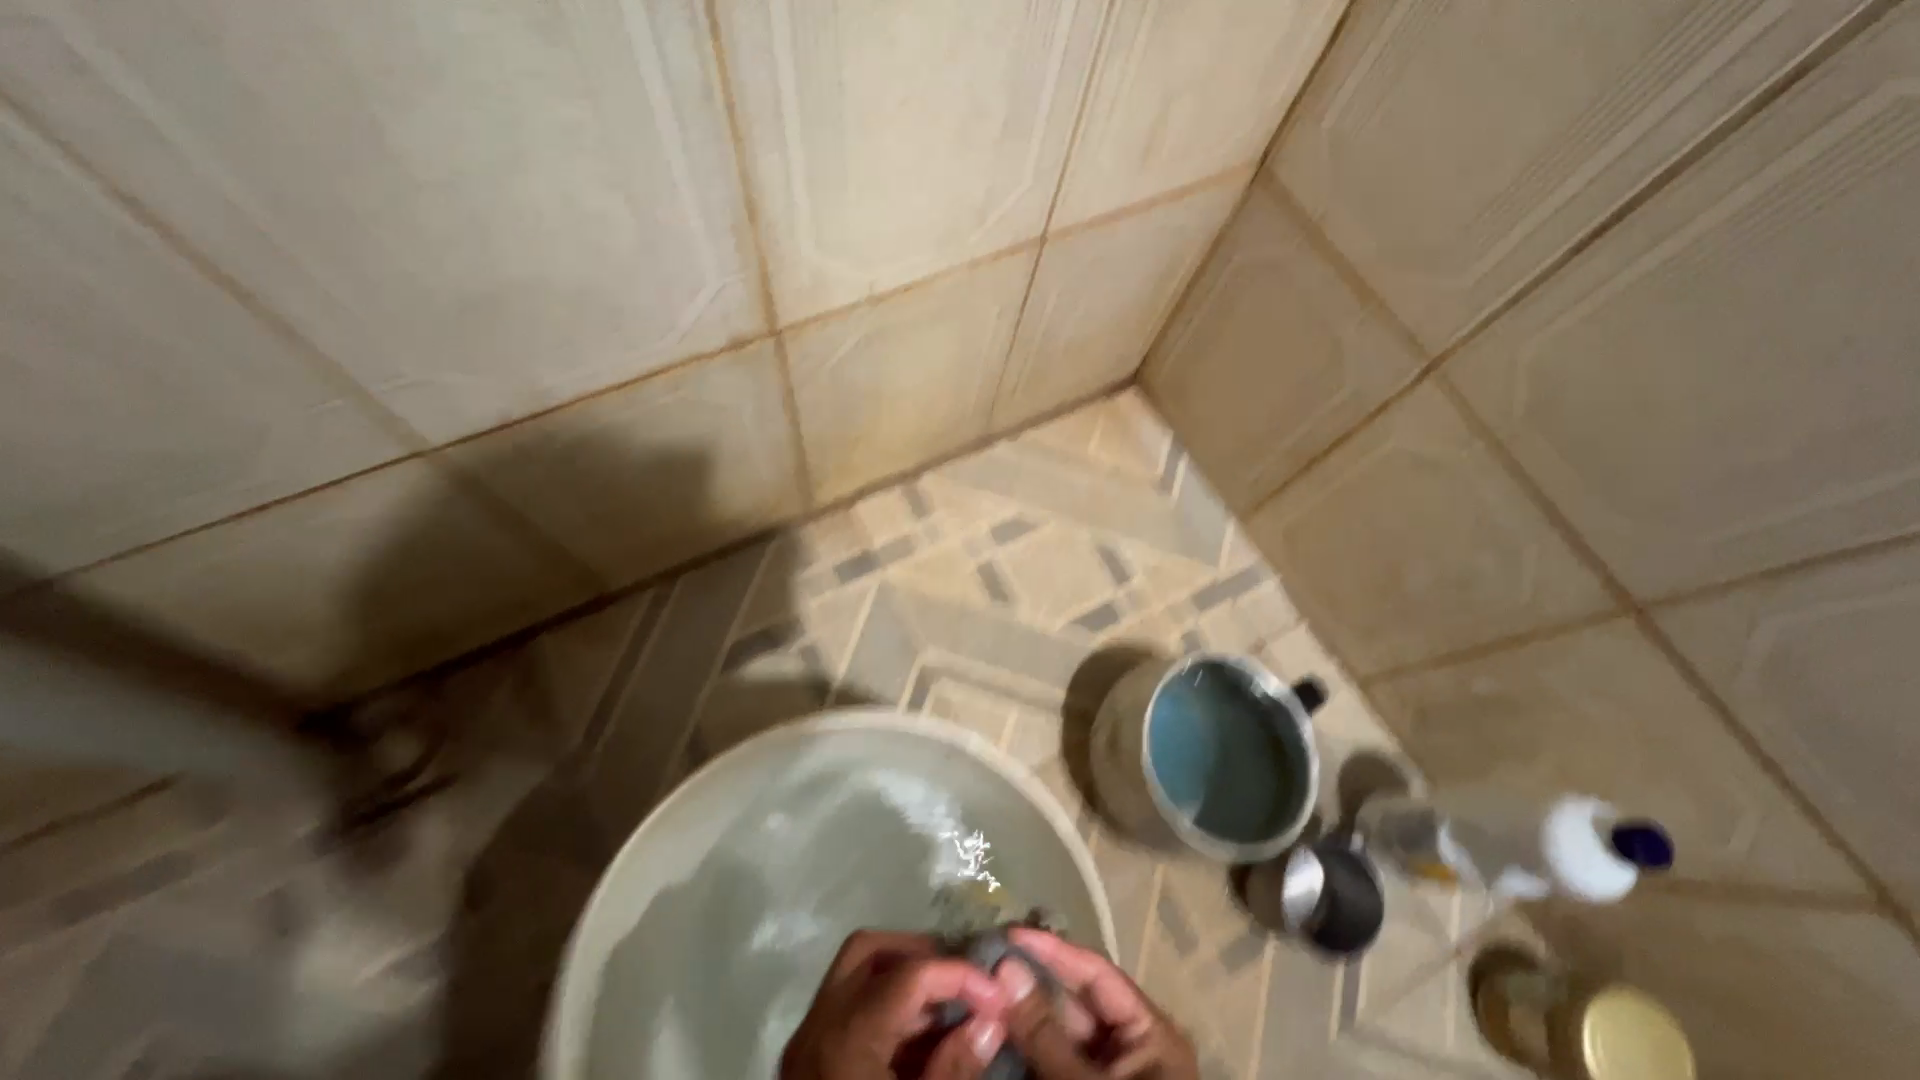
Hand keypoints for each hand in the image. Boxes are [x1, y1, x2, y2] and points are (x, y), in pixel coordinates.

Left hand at [781, 930, 1008, 1079]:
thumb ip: (956, 1069)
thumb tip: (988, 1022)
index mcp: (846, 1042)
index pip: (907, 974)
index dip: (959, 974)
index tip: (998, 995)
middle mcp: (816, 1028)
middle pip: (868, 953)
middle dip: (923, 955)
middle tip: (967, 982)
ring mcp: (806, 1043)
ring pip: (854, 975)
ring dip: (905, 977)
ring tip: (952, 1006)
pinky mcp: (806, 1061)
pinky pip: (846, 1007)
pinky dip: (886, 1005)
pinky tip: (924, 1034)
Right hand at [997, 929, 1198, 1079]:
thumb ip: (1043, 1030)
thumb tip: (1006, 965)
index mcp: (1150, 1034)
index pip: (1097, 974)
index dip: (1053, 951)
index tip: (1007, 934)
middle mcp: (1131, 1047)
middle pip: (1075, 1002)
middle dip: (1029, 984)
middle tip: (981, 964)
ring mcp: (1107, 1075)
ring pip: (1058, 1033)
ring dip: (1021, 1017)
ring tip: (978, 992)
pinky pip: (1051, 1062)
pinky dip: (1024, 1050)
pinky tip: (990, 1036)